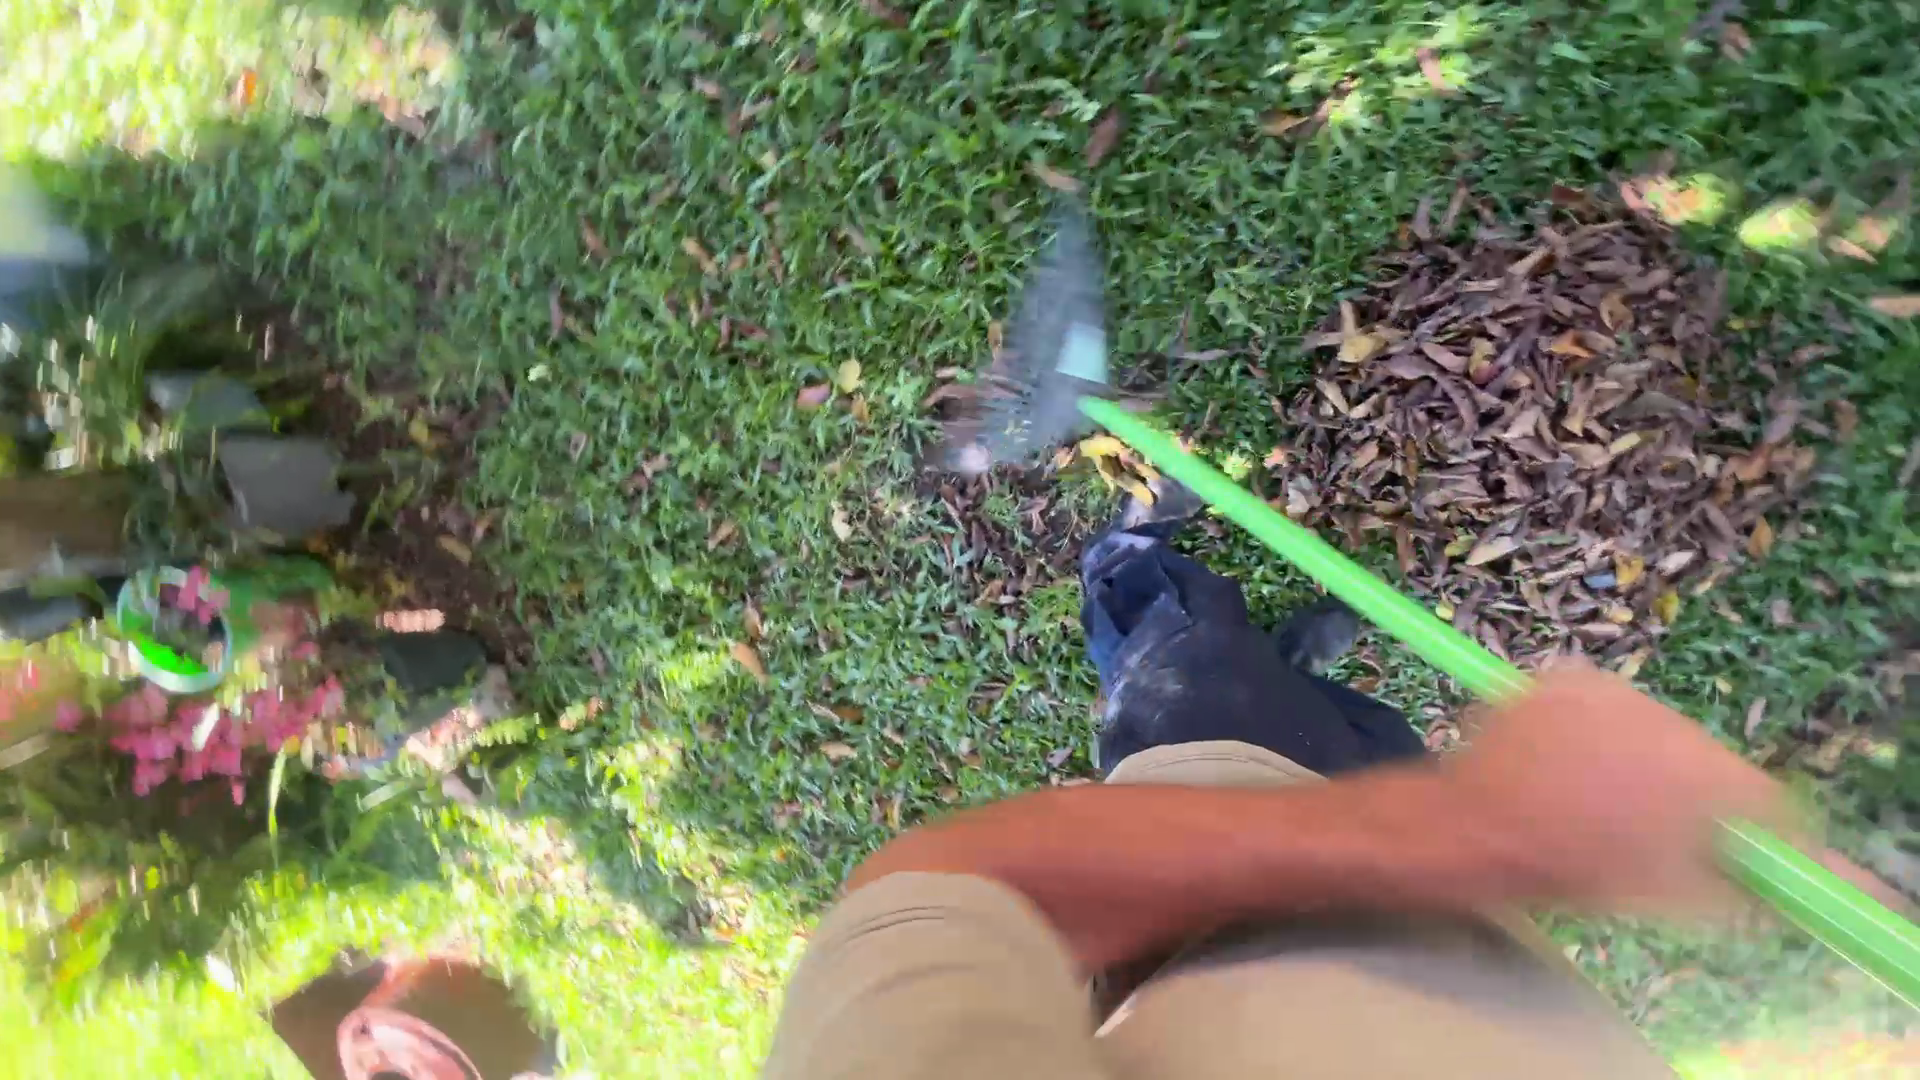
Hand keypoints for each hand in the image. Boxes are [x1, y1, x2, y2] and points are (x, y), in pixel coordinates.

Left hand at [1444, 660, 1793, 912]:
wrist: (1473, 824)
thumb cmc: (1570, 866)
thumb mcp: (1677, 893)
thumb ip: (1746, 880)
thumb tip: (1785, 874)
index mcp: (1707, 775)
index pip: (1767, 799)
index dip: (1755, 828)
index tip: (1737, 848)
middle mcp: (1664, 720)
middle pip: (1706, 756)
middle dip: (1693, 787)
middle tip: (1653, 820)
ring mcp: (1606, 692)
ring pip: (1654, 726)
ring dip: (1643, 752)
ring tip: (1599, 787)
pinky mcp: (1559, 679)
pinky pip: (1600, 702)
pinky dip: (1595, 724)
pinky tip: (1569, 754)